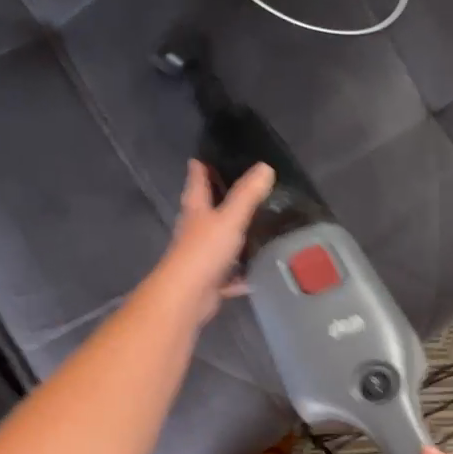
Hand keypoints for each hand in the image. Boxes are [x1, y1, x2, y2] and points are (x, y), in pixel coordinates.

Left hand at [149, 160, 275, 321]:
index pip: (197, 181)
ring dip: (232, 235)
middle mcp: (195, 230)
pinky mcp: (209, 280)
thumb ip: (247, 195)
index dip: (200, 167)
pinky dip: (241, 272)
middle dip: (217, 199)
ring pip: (218, 240)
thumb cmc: (204, 251)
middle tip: (239, 188)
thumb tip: (265, 167)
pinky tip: (258, 271)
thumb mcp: (230, 218)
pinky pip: (230, 273)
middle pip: (205, 210)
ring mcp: (201, 256)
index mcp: (196, 210)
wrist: (186, 297)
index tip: (204, 156)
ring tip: (257, 226)